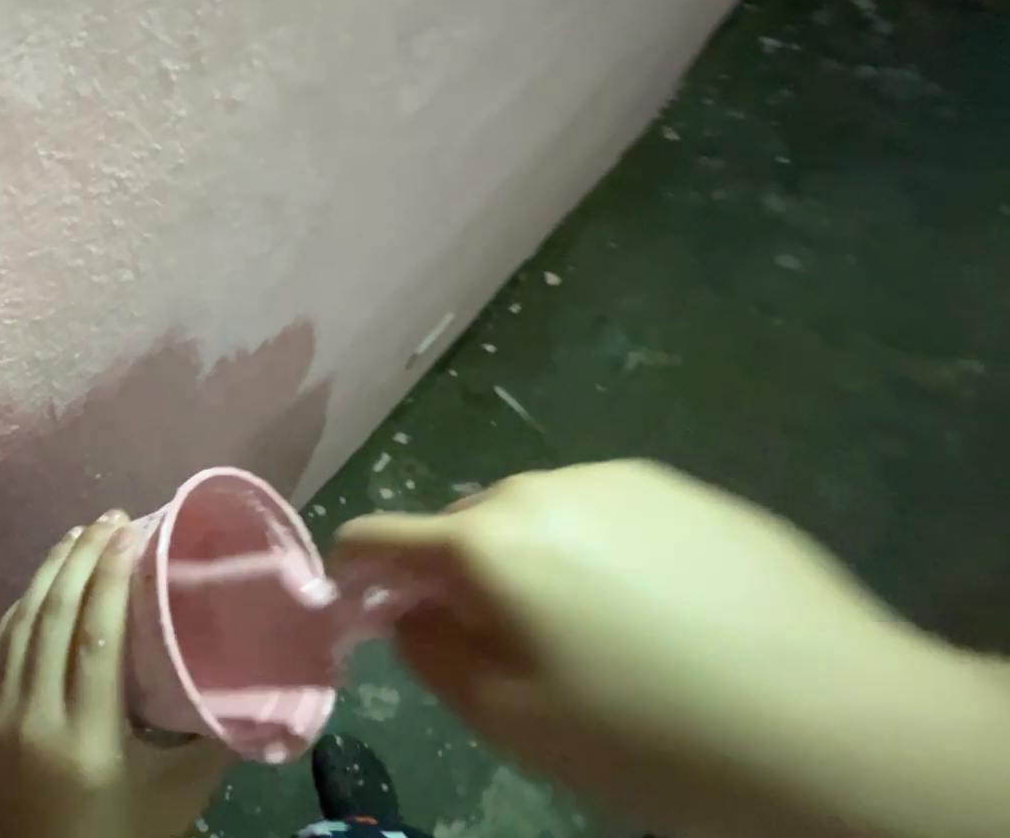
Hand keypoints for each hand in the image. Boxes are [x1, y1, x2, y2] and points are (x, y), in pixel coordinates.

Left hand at [0, 512, 235, 837]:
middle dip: (83, 557)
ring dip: (52, 569)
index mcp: (88, 737)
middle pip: (55, 615)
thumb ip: (213, 738)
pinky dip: (25, 600)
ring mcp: (0, 711)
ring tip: (79, 533)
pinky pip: (1, 640)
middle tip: (110, 519)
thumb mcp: (177, 796)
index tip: (131, 531)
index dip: (111, 575)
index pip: (96, 634)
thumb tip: (256, 684)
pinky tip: (45, 578)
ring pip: (23, 619)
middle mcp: (35, 715)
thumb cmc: (119, 834)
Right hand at [334, 461, 1002, 837]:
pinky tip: (666, 607)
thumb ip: (430, 654)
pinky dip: (599, 550)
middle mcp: (532, 488)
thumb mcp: (513, 723)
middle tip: (521, 646)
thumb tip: (410, 611)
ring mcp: (609, 478)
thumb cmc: (657, 739)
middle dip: (464, 577)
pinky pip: (600, 511)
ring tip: (607, 629)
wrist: (859, 737)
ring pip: (530, 516)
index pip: (374, 537)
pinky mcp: (677, 484)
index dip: (358, 573)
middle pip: (458, 528)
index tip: (375, 609)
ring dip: (533, 561)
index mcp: (482, 543)